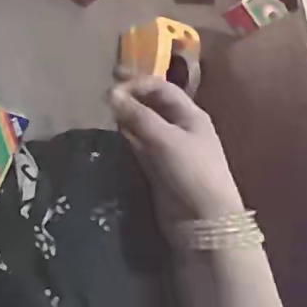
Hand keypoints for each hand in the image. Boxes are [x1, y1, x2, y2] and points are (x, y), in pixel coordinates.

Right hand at [109, 76, 244, 224]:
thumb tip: (110, 94)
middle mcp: (180, 128)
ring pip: (142, 126)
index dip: (137, 85)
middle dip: (129, 101)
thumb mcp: (165, 139)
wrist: (204, 221)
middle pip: (151, 105)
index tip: (111, 91)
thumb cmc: (191, 172)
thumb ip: (138, 115)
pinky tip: (110, 139)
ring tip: (102, 119)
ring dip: (125, 121)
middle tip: (102, 103)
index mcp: (190, 115)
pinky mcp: (158, 168)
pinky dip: (125, 140)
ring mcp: (169, 149)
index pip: (161, 88)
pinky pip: (138, 146)